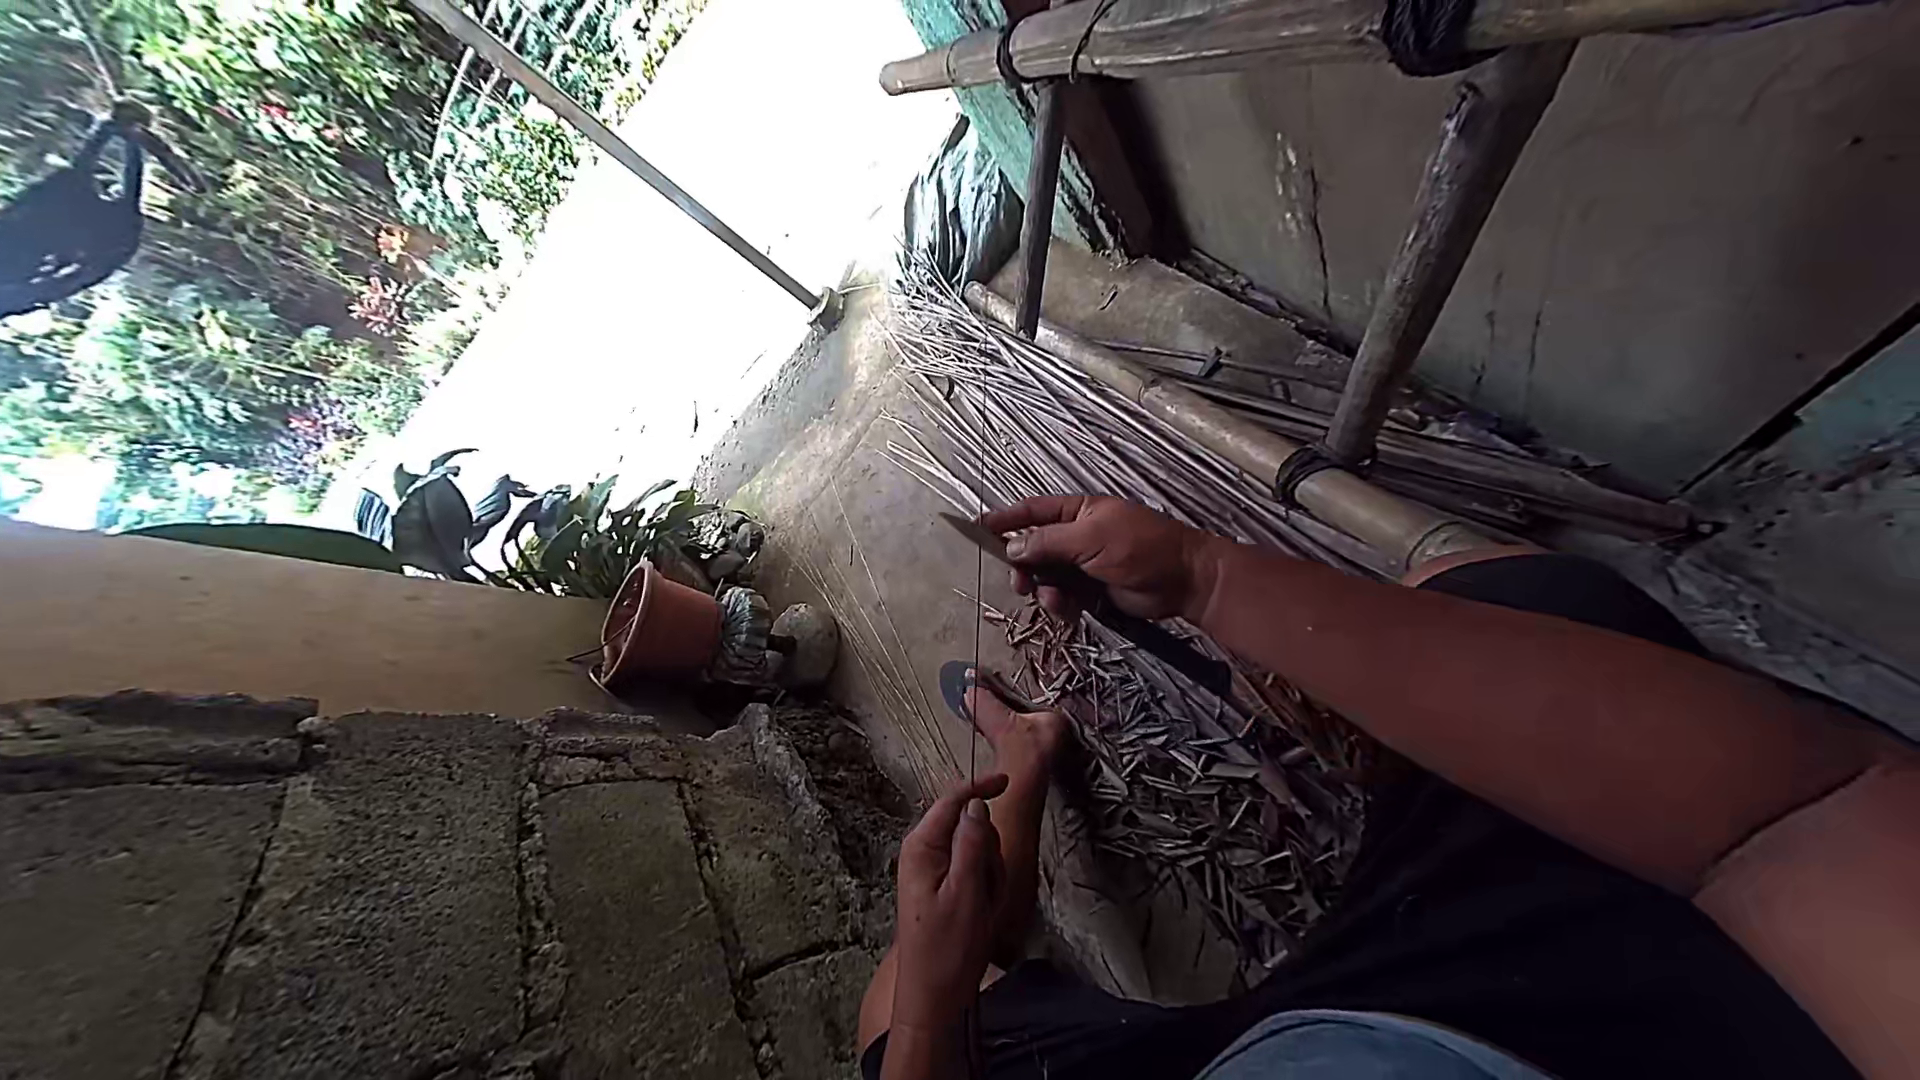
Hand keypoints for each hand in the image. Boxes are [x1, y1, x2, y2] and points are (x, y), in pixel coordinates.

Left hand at [892, 774, 1008, 1030]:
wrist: (935, 1000)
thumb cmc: (947, 951)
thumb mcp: (966, 893)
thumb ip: (972, 843)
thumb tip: (977, 803)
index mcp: (922, 845)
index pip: (953, 799)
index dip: (980, 786)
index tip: (1007, 780)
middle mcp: (924, 851)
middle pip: (969, 824)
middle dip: (988, 850)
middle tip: (988, 888)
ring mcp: (934, 869)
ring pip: (977, 848)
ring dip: (989, 873)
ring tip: (983, 907)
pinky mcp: (944, 885)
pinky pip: (975, 870)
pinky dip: (986, 887)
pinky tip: (982, 913)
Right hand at [980, 495, 1221, 621]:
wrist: (1183, 581)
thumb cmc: (1141, 547)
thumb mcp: (1091, 538)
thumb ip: (1048, 542)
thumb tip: (1012, 546)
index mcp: (1078, 512)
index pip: (1033, 511)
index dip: (1005, 519)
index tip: (977, 527)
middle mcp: (1076, 536)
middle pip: (1034, 548)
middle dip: (1023, 566)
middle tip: (1019, 582)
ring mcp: (1083, 565)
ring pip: (1045, 577)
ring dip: (1043, 589)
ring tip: (1053, 599)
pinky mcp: (1091, 591)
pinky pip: (1062, 597)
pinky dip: (1061, 604)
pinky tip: (1070, 608)